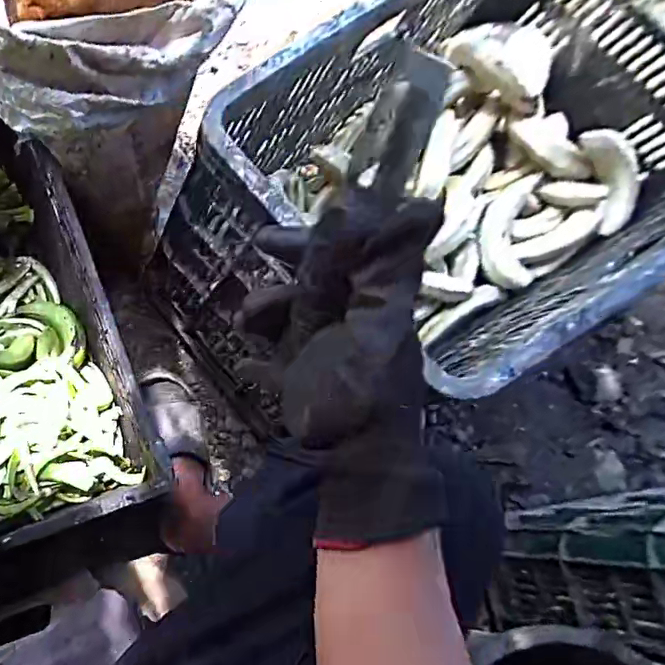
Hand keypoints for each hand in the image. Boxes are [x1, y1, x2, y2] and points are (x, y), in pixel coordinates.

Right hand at [279, 187, 445, 547]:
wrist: (350, 459)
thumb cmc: (359, 391)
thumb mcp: (376, 326)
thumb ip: (385, 273)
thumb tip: (420, 205)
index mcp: (374, 306)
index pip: (347, 259)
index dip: (313, 241)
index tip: (270, 237)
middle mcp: (350, 324)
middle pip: (315, 285)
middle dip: (284, 273)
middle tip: (251, 260)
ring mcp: (324, 354)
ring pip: (292, 318)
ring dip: (266, 313)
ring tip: (244, 323)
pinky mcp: (304, 383)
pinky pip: (276, 361)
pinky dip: (260, 358)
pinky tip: (245, 361)